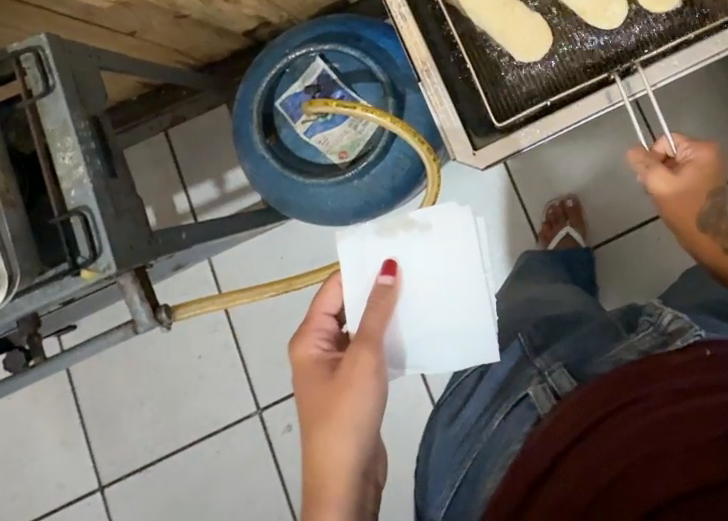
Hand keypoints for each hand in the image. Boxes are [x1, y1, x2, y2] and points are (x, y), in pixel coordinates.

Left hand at [289, 263, 400, 520]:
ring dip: (384, 313)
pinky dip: (387, 338)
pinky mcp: (353, 386)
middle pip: (346, 306)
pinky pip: (369, 349)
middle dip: (375, 288)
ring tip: (417, 289)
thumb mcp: (364, 356)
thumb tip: (387, 265)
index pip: (334, 288)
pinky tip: (412, 328)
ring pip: (360, 328)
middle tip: (412, 265)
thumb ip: (376, 309)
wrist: (346, 478)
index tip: (393, 248)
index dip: (361, 267)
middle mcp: (318, 348)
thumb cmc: (347, 413)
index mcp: (309, 337)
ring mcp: (335, 368)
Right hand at [625, 134, 727, 262]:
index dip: (653, 157)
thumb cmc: (684, 210)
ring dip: (664, 177)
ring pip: (675, 163)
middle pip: (671, 151)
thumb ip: (643, 163)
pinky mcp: (709, 179)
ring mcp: (711, 167)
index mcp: (702, 149)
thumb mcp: (659, 184)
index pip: (666, 141)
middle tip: (653, 189)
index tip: (650, 179)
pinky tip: (670, 197)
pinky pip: (684, 172)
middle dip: (658, 168)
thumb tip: (632, 150)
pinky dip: (674, 182)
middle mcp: (710, 153)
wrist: (707, 240)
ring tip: (661, 195)